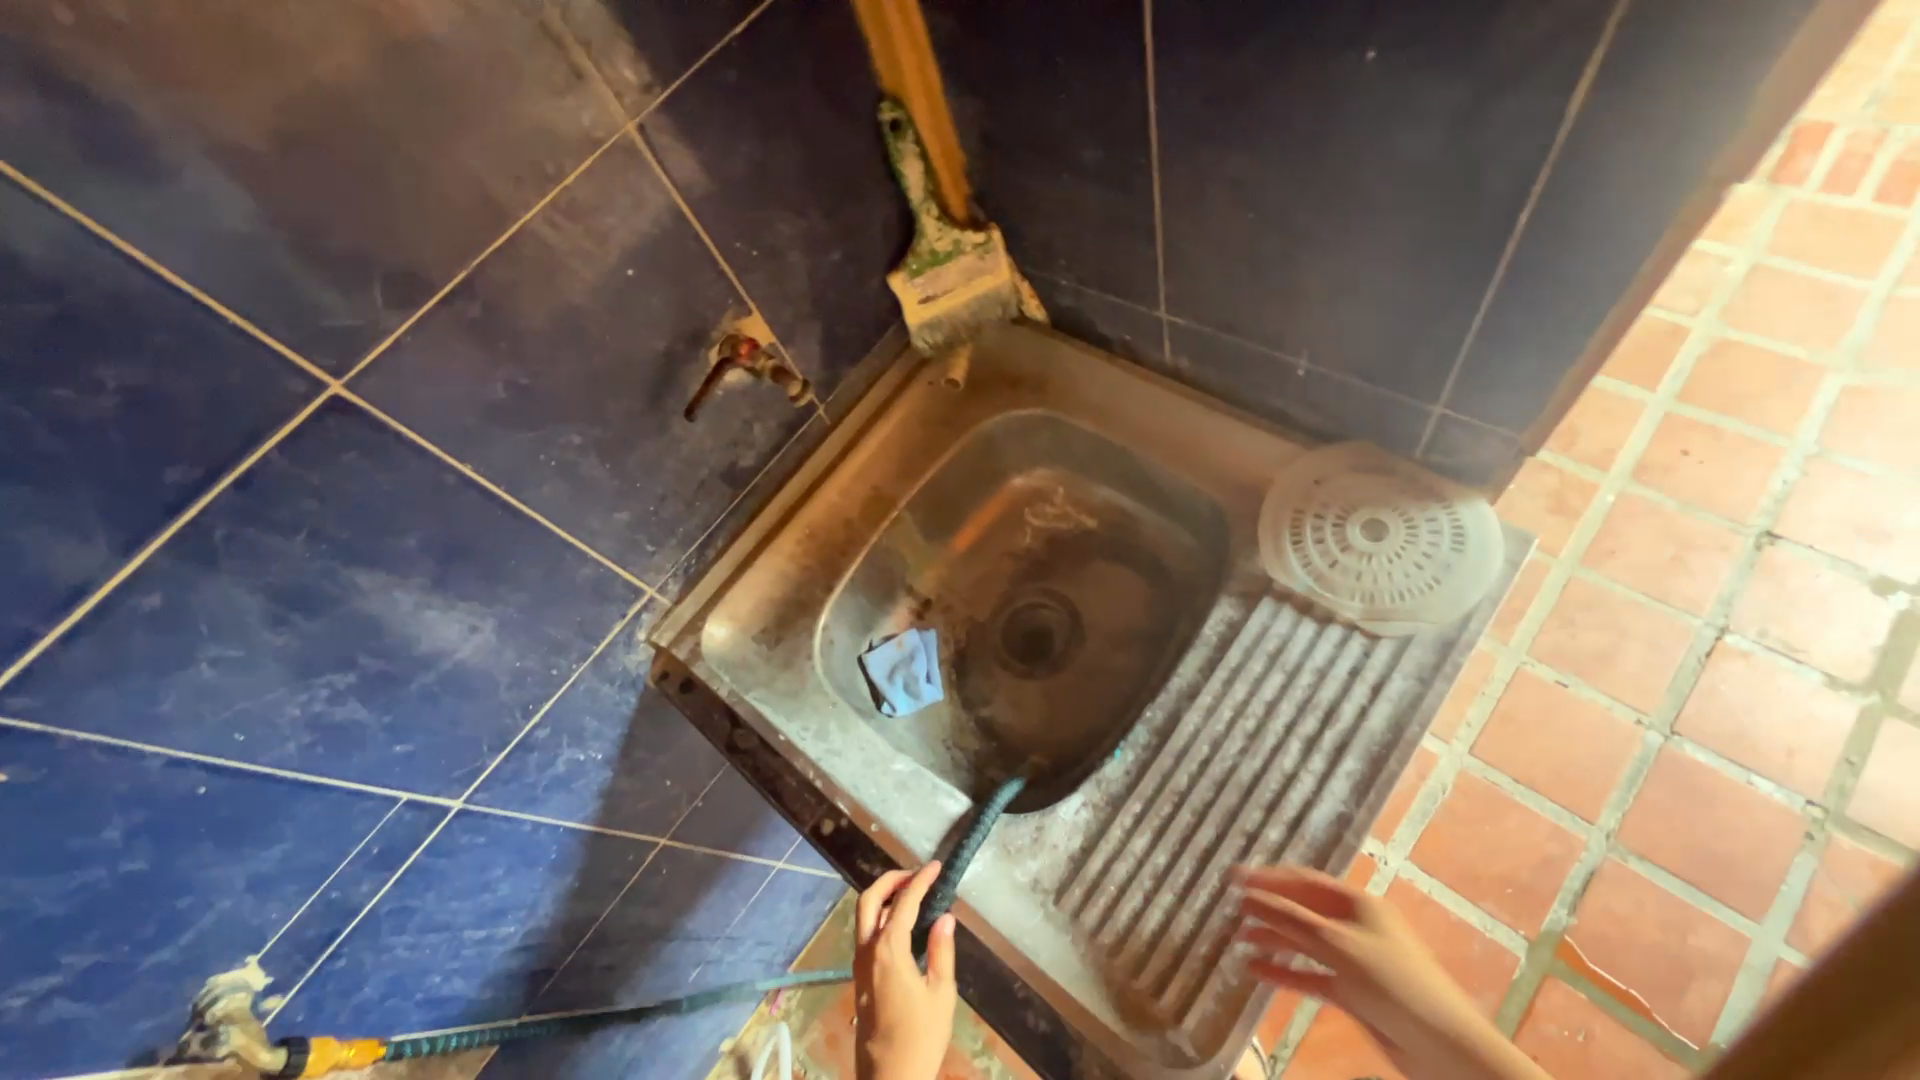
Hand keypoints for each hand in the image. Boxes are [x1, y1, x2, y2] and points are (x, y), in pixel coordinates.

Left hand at [855, 862, 957, 1079]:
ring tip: (910, 893)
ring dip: (882, 897)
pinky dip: (879, 917)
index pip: (904, 902)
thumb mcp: (941, 993)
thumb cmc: (921, 1037)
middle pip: (869, 900)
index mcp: (888, 950)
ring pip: (862, 917)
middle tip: (916, 874)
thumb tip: (945, 918)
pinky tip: (900, 924)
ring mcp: (859, 965)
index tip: (936, 866)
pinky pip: (865, 934)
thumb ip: (941, 950)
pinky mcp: (859, 978)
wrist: (889, 1078)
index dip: (920, 880)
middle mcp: (868, 951)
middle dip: (890, 879)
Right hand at [1233, 864, 1549, 1079]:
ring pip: (1304, 942)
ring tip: (1238, 938)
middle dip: (1268, 907)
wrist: (1440, 1044)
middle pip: (1303, 909)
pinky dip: (1284, 972)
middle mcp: (1353, 925)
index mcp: (1357, 903)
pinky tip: (1255, 971)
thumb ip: (1290, 919)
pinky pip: (1310, 974)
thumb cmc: (1391, 980)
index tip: (1234, 876)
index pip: (1305, 881)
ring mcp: (1352, 958)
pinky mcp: (1351, 991)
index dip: (1269, 876)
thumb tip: (1247, 895)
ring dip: (1273, 938)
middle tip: (1231, 905)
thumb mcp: (1336, 944)